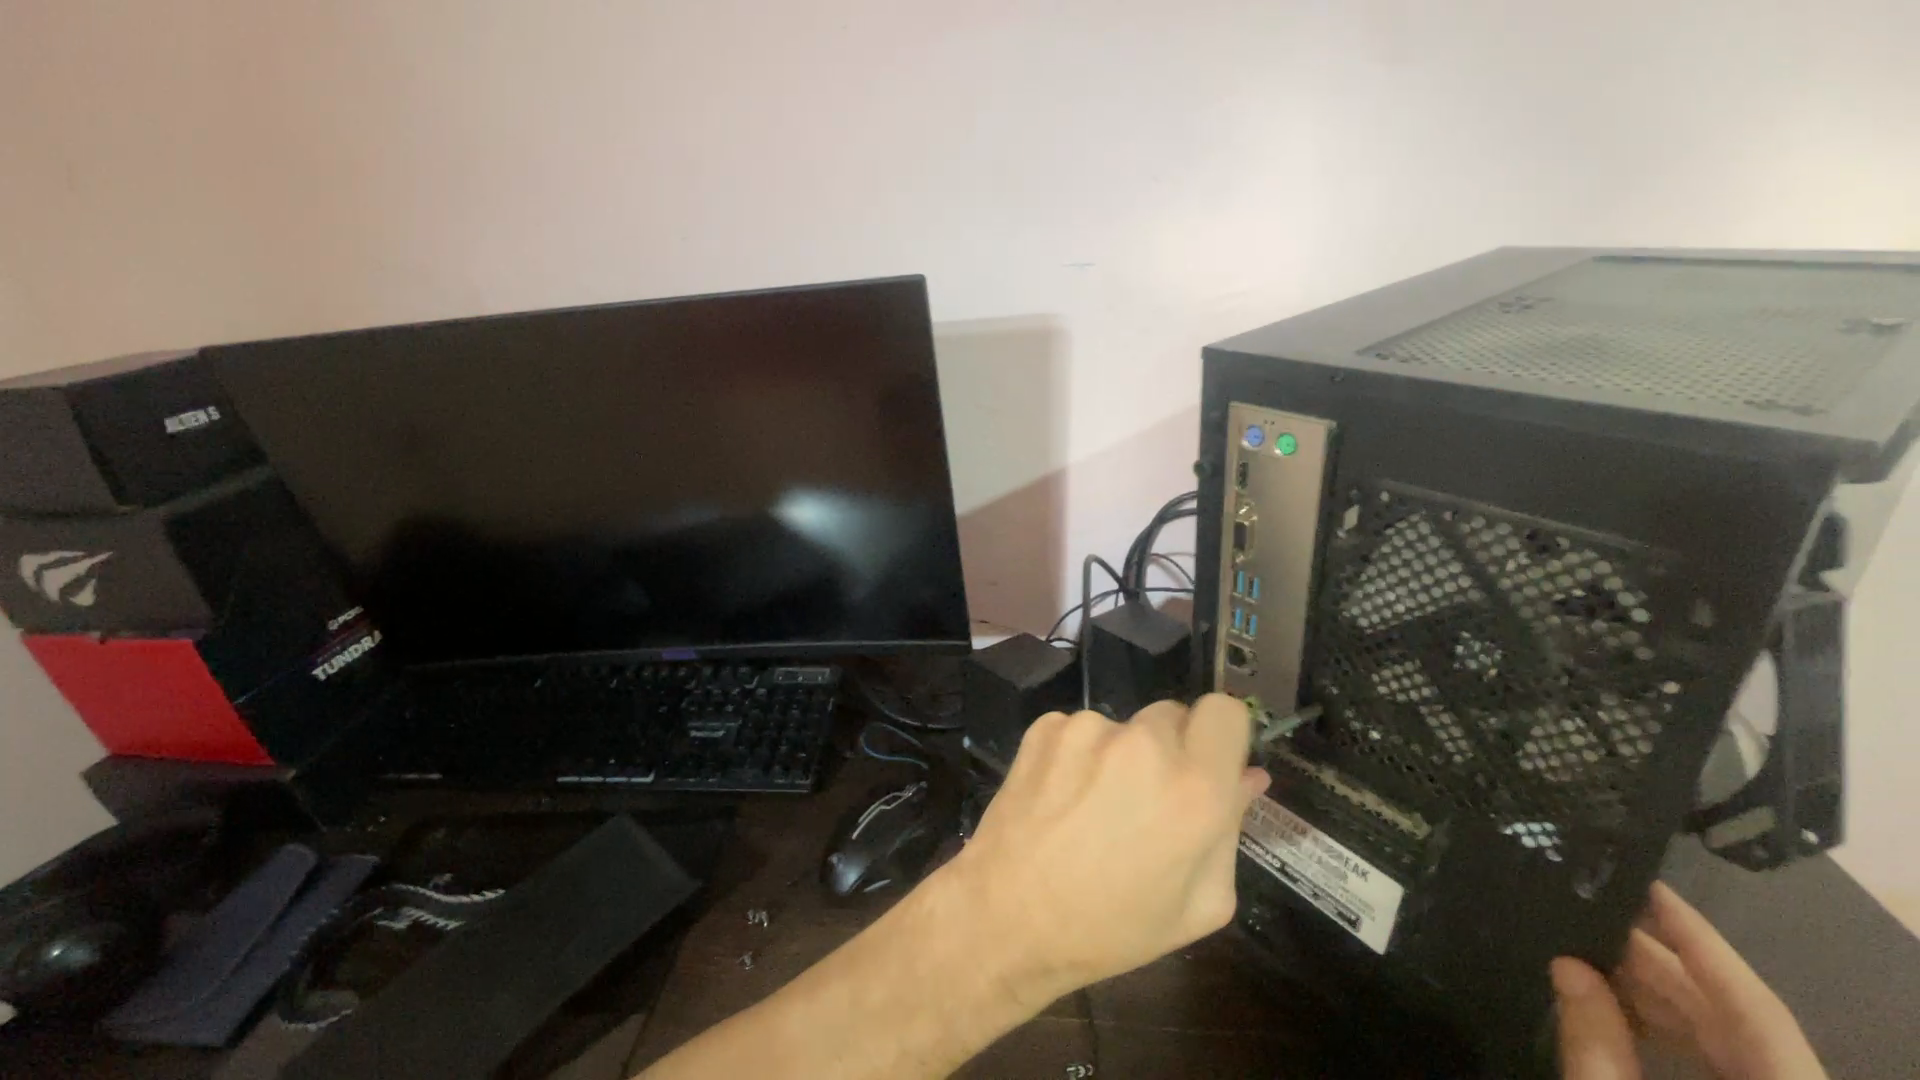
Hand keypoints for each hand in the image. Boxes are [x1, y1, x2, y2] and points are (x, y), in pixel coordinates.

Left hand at [942, 695, 1269, 1006]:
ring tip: (1093, 808)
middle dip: (1170, 749)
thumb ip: (1232, 829)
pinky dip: (1077, 754)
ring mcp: (1089, 731)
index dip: (1220, 736)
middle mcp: (1145, 745)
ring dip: (1119, 754)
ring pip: (1124, 726)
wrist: (1007, 919)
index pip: (1227, 711)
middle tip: (1146, 800)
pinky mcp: (1045, 729)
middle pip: (1175, 715)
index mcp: (1196, 789)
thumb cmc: (1112, 928)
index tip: (1207, 763)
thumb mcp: (1199, 904)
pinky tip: (1061, 798)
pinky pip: (1079, 730)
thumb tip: (1248, 776)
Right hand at [1553, 881, 1827, 1079]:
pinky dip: (1667, 1032)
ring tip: (1588, 960)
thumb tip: (1566, 966)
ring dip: (1653, 997)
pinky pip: (1723, 1063)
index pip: (1753, 1003)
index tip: (1650, 886)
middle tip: (1588, 920)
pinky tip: (1616, 1011)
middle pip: (1732, 1017)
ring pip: (1724, 1038)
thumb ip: (1597, 1045)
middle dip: (1655, 965)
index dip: (1701, 941)